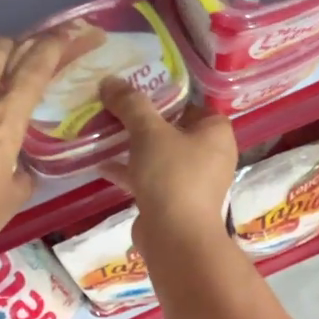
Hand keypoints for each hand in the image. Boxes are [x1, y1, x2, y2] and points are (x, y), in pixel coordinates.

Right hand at [98, 79, 237, 251]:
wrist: (175, 237)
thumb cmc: (172, 175)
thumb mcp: (148, 132)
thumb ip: (130, 104)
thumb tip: (109, 81)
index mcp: (216, 133)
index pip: (193, 105)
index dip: (166, 97)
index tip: (137, 92)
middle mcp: (210, 156)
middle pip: (174, 130)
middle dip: (144, 122)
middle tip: (116, 108)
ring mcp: (193, 182)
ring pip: (160, 155)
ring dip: (134, 147)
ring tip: (105, 132)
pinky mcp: (174, 203)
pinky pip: (151, 179)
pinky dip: (130, 171)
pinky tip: (102, 165)